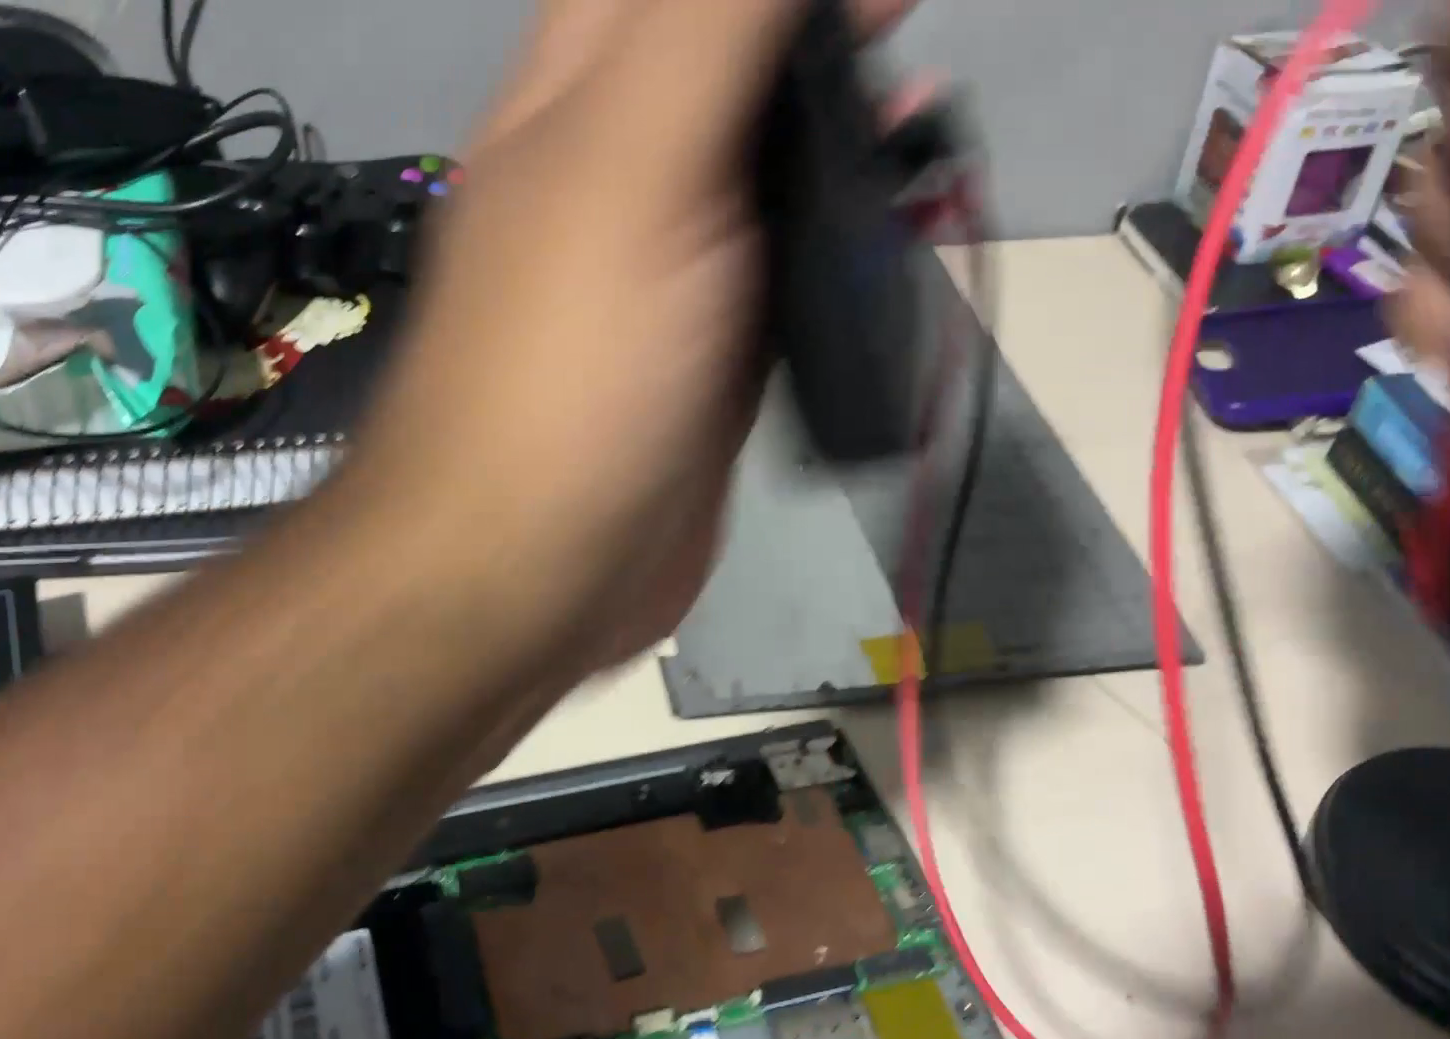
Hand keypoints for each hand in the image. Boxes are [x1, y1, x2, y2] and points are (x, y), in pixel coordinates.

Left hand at [352, 0, 918, 678]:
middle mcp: (613, 179)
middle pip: (719, 68)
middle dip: (812, 43)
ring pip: (761, 173)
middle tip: (895, 40)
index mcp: (568, 110)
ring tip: (915, 131)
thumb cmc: (567, 372)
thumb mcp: (623, 167)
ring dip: (840, 140)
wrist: (533, 573)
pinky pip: (782, 274)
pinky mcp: (708, 357)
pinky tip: (891, 238)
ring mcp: (665, 276)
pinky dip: (840, 246)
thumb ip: (700, 30)